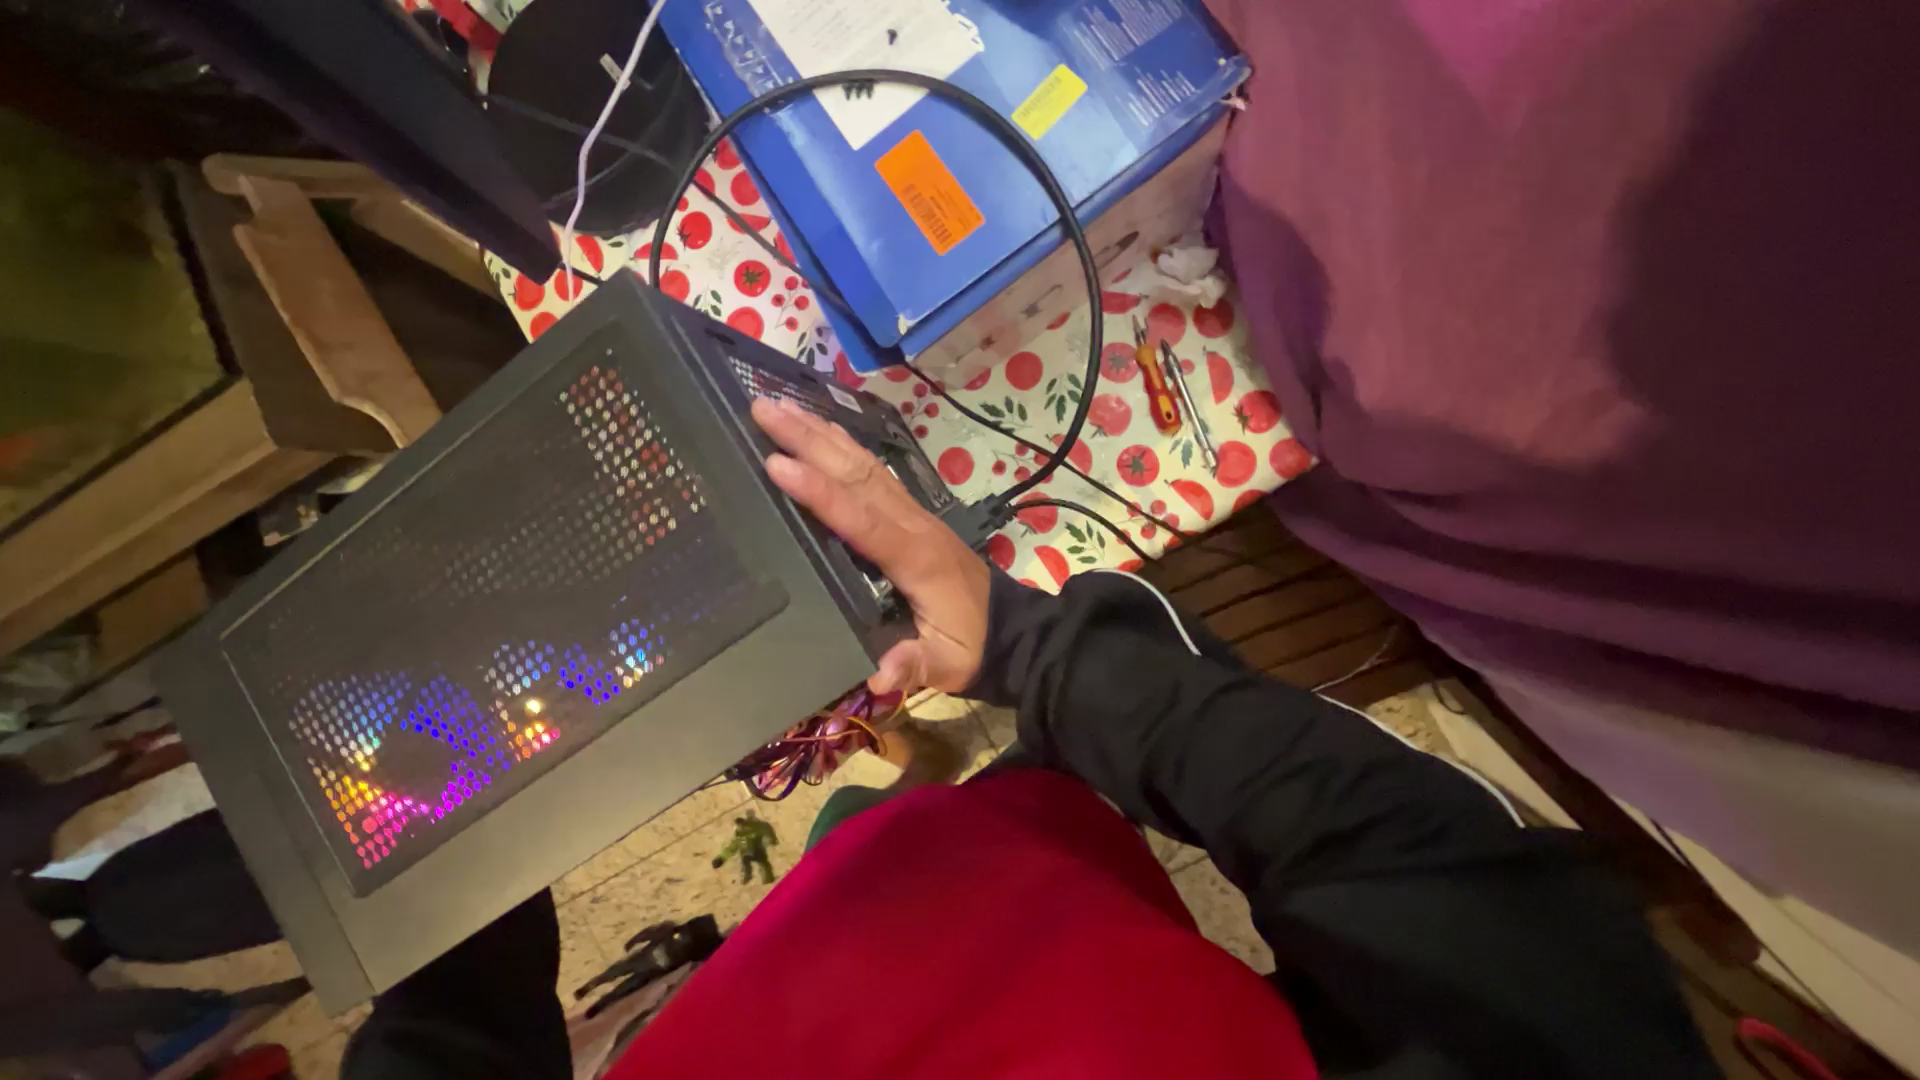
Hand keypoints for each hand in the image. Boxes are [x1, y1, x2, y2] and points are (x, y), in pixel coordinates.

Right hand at [751, 398, 989, 694]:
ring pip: (863, 464)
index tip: (777, 463)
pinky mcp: (910, 513)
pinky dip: (842, 445)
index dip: (820, 492)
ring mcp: (912, 513)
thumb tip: (880, 676)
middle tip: (761, 409)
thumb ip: (915, 665)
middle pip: (856, 474)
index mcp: (914, 558)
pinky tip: (819, 429)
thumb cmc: (970, 645)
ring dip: (821, 433)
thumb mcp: (948, 666)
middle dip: (808, 440)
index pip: (861, 518)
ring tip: (778, 405)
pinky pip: (872, 471)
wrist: (1010, 628)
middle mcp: (911, 523)